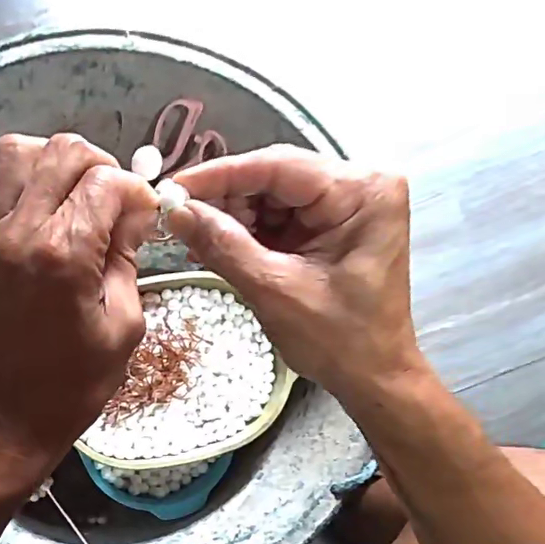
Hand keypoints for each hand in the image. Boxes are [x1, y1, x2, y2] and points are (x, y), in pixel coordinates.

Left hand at [0, 134, 154, 469]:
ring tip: (73, 198)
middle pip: (60, 151)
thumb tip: (134, 208)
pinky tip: (44, 225)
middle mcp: (19, 235)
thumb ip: (127, 253)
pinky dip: (24, 193)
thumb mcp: (125, 321)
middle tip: (111, 200)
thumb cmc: (82, 378)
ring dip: (53, 166)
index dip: (133, 191)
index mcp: (63, 254)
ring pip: (16, 155)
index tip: (141, 215)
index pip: (104, 180)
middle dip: (97, 165)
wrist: (21, 412)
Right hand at [166, 145, 422, 396]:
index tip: (172, 188)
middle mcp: (359, 186)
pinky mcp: (331, 229)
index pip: (278, 166)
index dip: (219, 175)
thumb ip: (224, 246)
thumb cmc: (338, 341)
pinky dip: (245, 234)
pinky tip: (214, 246)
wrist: (372, 377)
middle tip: (176, 219)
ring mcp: (345, 207)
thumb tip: (175, 212)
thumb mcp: (274, 290)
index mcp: (361, 192)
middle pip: (274, 178)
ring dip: (230, 218)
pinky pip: (279, 220)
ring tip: (192, 238)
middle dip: (223, 200)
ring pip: (271, 198)